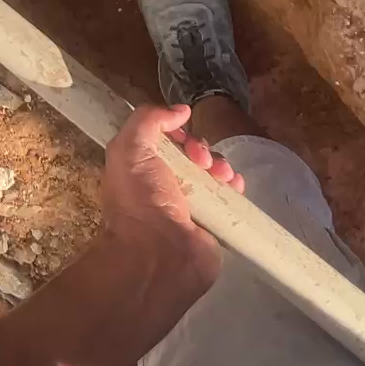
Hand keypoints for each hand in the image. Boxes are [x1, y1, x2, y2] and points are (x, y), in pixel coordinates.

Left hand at [101, 104, 243, 295]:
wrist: (159, 255)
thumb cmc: (140, 199)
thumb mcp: (130, 148)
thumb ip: (148, 120)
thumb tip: (180, 110)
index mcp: (138, 164)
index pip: (163, 136)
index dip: (176, 131)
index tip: (183, 138)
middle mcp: (162, 180)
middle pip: (190, 150)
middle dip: (201, 148)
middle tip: (201, 161)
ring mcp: (188, 201)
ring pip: (211, 169)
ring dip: (220, 164)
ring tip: (220, 175)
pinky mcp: (211, 219)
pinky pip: (227, 194)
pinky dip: (233, 185)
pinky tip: (234, 186)